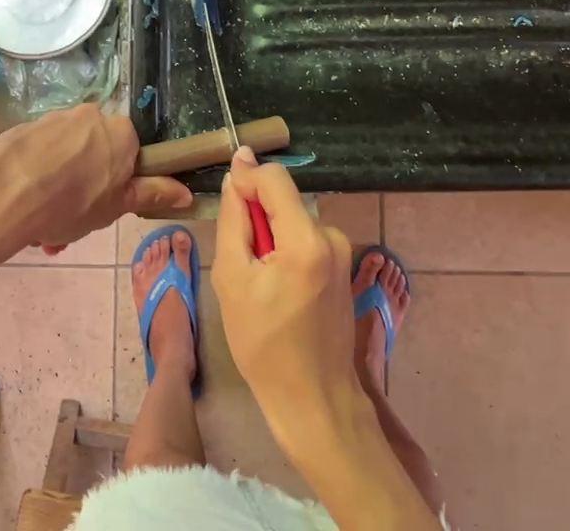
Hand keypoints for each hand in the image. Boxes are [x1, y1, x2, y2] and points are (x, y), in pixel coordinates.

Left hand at [0, 104, 192, 262]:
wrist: (5, 191)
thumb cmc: (72, 203)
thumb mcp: (117, 206)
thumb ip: (152, 195)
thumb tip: (186, 192)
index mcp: (120, 132)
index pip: (131, 152)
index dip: (120, 181)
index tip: (106, 204)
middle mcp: (90, 116)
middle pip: (97, 151)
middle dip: (87, 185)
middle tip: (74, 220)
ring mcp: (55, 119)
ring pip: (67, 155)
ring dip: (60, 185)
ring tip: (44, 223)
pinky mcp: (25, 127)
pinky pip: (41, 154)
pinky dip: (37, 175)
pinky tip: (25, 204)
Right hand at [211, 149, 361, 443]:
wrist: (313, 398)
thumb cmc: (264, 345)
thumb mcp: (233, 279)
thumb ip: (234, 219)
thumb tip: (238, 171)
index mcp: (307, 240)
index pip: (274, 177)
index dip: (245, 179)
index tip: (226, 206)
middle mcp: (332, 236)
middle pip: (282, 200)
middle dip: (256, 219)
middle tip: (241, 266)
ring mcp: (343, 252)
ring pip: (291, 221)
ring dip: (269, 239)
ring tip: (259, 285)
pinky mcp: (343, 266)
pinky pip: (304, 240)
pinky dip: (285, 253)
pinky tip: (278, 292)